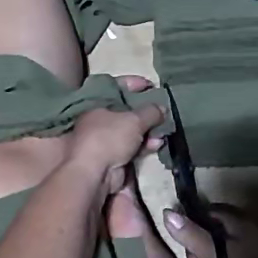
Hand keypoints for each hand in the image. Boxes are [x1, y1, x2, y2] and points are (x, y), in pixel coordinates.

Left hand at [66, 76, 165, 192]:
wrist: (94, 173)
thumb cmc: (109, 137)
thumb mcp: (134, 119)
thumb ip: (151, 111)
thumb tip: (162, 108)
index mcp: (96, 103)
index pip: (115, 86)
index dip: (134, 83)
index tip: (151, 85)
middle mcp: (99, 119)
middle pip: (126, 110)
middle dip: (146, 112)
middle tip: (162, 113)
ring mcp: (105, 139)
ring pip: (131, 130)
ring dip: (148, 131)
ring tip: (162, 132)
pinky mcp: (113, 156)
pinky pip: (132, 146)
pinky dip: (144, 144)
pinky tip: (156, 144)